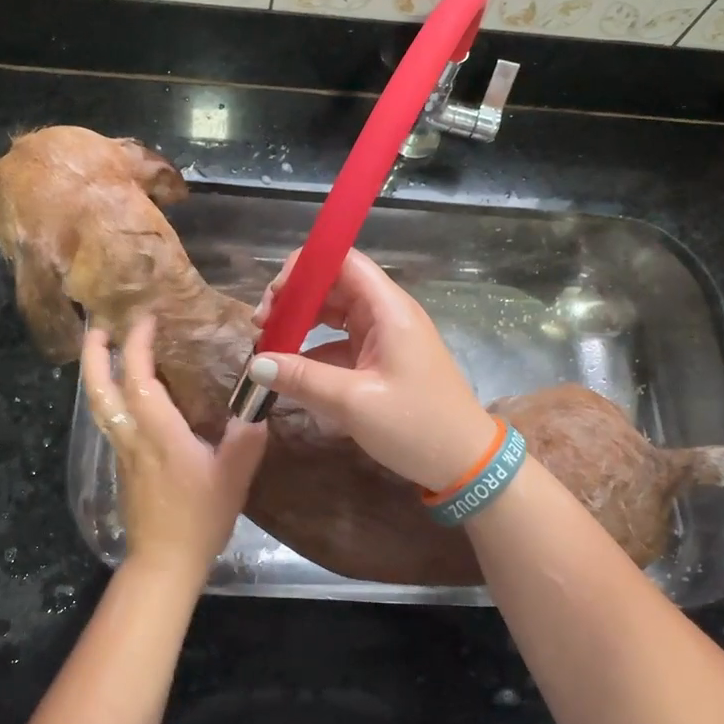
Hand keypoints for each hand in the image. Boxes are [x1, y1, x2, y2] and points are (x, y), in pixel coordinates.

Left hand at [81, 316, 267, 574]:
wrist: (164, 564)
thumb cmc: (198, 519)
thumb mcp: (232, 477)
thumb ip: (245, 438)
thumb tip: (257, 407)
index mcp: (158, 433)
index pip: (139, 379)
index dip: (138, 345)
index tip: (146, 318)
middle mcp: (133, 437)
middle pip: (100, 390)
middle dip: (94, 355)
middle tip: (97, 326)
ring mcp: (123, 452)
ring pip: (101, 405)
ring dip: (97, 374)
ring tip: (105, 350)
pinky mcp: (124, 466)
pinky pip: (112, 420)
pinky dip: (113, 396)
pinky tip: (130, 393)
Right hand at [246, 249, 497, 492]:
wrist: (467, 463)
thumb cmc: (417, 426)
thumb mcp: (354, 403)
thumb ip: (302, 378)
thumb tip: (255, 364)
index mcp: (388, 309)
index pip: (343, 260)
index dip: (305, 267)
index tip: (275, 298)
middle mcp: (386, 312)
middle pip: (333, 283)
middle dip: (294, 298)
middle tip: (262, 327)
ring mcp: (384, 335)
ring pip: (333, 312)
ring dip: (300, 323)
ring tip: (268, 347)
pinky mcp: (381, 359)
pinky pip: (339, 341)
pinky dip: (313, 349)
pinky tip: (291, 371)